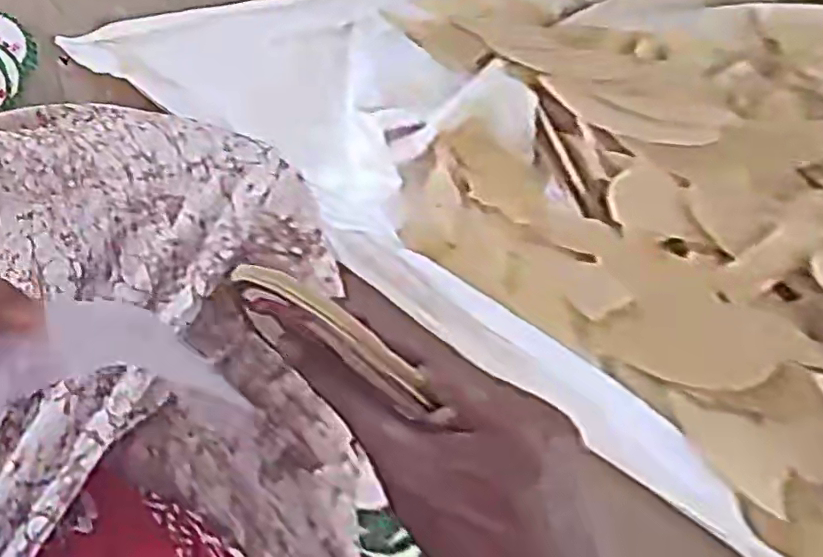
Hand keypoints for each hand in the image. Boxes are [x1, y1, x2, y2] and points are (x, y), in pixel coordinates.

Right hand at [247, 275, 597, 556]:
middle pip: (420, 347)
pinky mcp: (533, 438)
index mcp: (498, 402)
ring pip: (436, 370)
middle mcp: (524, 399)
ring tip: (333, 352)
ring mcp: (534, 419)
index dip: (343, 306)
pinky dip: (413, 387)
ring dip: (383, 361)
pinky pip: (456, 395)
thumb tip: (288, 335)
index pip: (402, 329)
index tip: (295, 290)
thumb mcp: (398, 463)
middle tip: (303, 321)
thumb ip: (342, 388)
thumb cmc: (470, 542)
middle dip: (359, 335)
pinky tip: (382, 390)